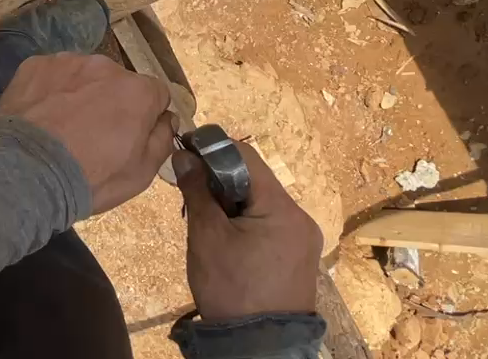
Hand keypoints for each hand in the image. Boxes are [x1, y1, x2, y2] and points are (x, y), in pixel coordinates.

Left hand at [0, 53, 176, 212]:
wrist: (28, 170)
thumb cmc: (91, 176)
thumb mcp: (142, 173)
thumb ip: (161, 138)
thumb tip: (167, 117)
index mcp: (136, 90)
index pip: (155, 93)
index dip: (147, 114)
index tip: (132, 134)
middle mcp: (104, 65)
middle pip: (117, 81)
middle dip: (111, 101)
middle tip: (93, 133)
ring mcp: (66, 61)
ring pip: (82, 75)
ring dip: (79, 92)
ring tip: (62, 126)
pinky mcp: (34, 64)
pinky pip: (51, 74)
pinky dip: (49, 90)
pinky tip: (40, 116)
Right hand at [174, 140, 321, 320]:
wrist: (257, 350)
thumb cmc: (231, 288)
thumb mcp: (206, 235)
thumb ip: (196, 189)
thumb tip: (184, 155)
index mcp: (284, 209)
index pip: (246, 156)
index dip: (213, 149)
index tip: (185, 152)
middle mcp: (300, 219)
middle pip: (254, 178)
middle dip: (219, 178)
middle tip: (190, 189)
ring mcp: (303, 240)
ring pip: (259, 200)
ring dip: (229, 198)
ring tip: (204, 214)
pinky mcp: (298, 256)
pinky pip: (267, 221)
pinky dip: (243, 217)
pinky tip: (223, 233)